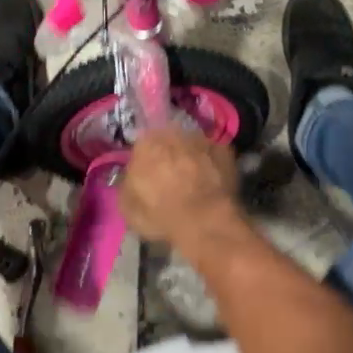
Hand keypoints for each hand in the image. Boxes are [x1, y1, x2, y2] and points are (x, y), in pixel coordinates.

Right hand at [121, 126, 243, 252]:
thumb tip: (131, 177)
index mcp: (146, 143)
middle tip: (172, 177)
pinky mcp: (225, 148)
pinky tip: (213, 181)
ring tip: (195, 180)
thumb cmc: (161, 214)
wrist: (205, 220)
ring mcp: (202, 138)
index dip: (146, 161)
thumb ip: (127, 184)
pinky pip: (214, 154)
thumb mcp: (128, 207)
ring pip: (192, 144)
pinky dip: (212, 163)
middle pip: (168, 140)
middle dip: (169, 155)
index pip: (142, 146)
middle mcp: (174, 132)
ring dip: (192, 157)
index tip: (149, 176)